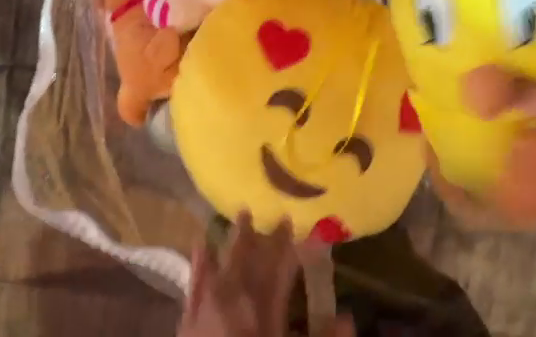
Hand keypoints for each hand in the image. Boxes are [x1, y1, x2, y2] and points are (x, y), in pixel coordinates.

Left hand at [177, 214, 355, 336]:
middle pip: (248, 260)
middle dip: (257, 236)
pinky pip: (193, 288)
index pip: (278, 268)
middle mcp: (234, 303)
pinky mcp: (186, 327)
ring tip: (238, 217)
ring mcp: (205, 313)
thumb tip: (349, 317)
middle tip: (263, 211)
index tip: (292, 221)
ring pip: (220, 267)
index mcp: (264, 312)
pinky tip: (199, 247)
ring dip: (230, 243)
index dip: (286, 244)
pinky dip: (198, 266)